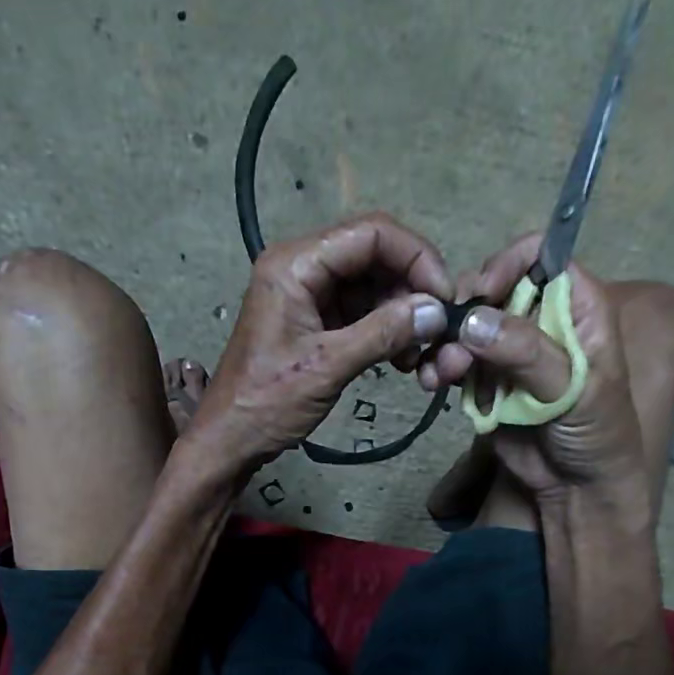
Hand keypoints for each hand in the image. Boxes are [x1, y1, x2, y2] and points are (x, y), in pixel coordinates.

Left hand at [182, 212, 454, 475]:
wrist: (229, 441)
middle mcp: (301, 267)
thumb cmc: (267, 403)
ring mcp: (308, 295)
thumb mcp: (328, 366)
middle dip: (411, 291)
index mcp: (295, 264)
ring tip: (418, 356)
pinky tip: (401, 361)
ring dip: (402, 316)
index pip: (372, 233)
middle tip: (436, 332)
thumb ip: (383, 333)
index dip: (417, 258)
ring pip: (373, 286)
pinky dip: (385, 331)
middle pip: (375, 257)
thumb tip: (438, 312)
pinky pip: (362, 312)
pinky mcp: (314, 321)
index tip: (444, 299)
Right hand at [416, 233, 647, 501]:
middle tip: (450, 344)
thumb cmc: (595, 434)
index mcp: (579, 309)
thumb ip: (527, 353)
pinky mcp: (484, 377)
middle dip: (466, 311)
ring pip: (467, 325)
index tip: (481, 294)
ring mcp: (509, 349)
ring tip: (441, 375)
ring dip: (446, 344)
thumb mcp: (574, 391)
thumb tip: (473, 321)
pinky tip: (432, 383)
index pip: (543, 260)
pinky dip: (438, 366)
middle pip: (494, 289)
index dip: (509, 266)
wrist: (573, 488)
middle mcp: (541, 320)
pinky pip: (454, 358)